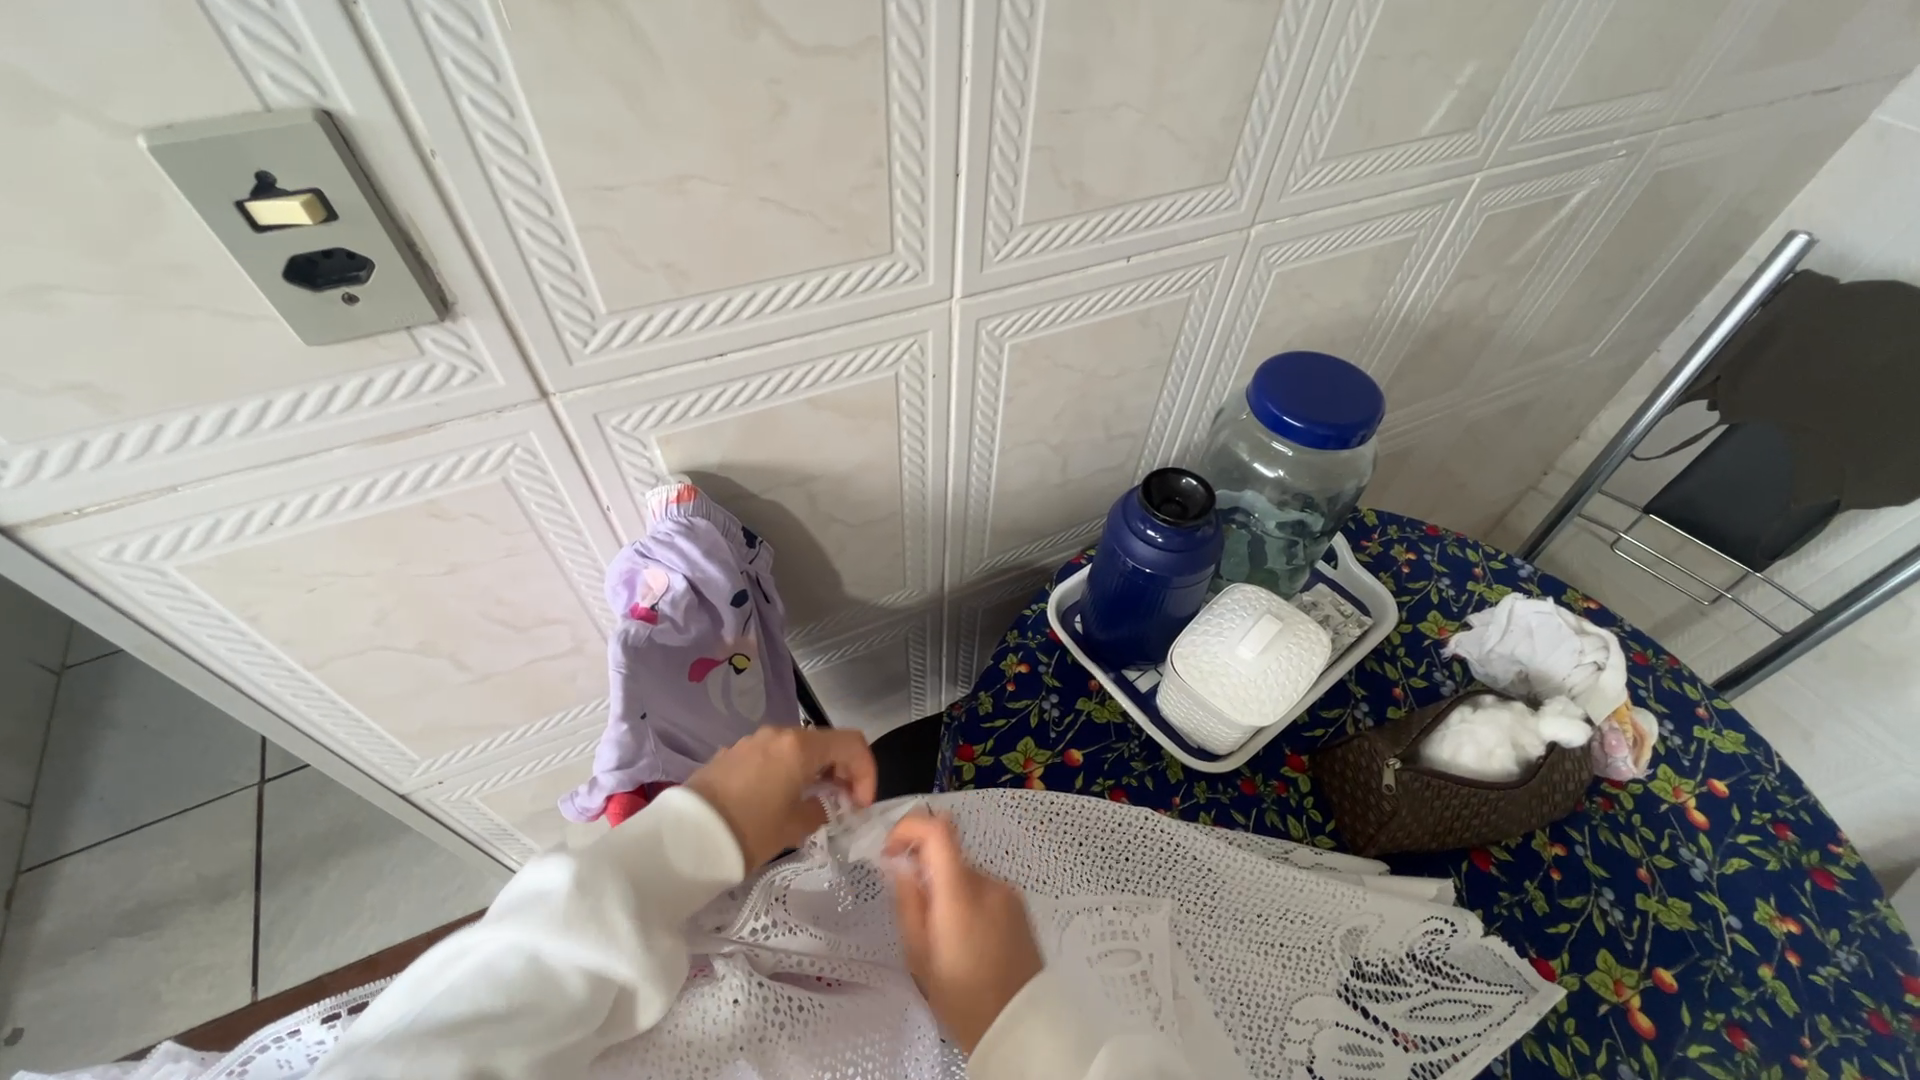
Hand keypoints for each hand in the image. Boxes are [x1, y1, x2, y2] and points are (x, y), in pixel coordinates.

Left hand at [684, 726, 876, 866]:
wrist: (684, 837)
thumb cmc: (749, 830)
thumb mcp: (794, 827)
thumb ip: (820, 809)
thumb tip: (823, 804)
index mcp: (800, 747)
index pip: (852, 744)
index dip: (866, 772)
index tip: (861, 805)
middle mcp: (778, 735)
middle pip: (825, 743)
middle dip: (842, 771)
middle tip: (844, 804)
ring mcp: (752, 741)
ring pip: (797, 748)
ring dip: (814, 771)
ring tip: (813, 803)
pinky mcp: (732, 754)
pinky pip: (772, 756)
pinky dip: (787, 771)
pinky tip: (780, 799)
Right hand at [885, 812, 1044, 1053]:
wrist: (1019, 1025)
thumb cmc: (961, 997)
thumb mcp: (919, 955)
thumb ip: (907, 900)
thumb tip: (898, 862)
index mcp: (961, 892)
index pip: (937, 830)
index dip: (909, 828)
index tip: (892, 851)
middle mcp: (989, 881)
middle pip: (949, 856)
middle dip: (927, 874)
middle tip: (917, 915)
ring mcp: (1009, 892)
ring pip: (966, 875)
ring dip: (948, 891)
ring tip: (945, 938)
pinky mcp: (1020, 906)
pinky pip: (984, 890)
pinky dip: (969, 902)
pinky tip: (968, 940)